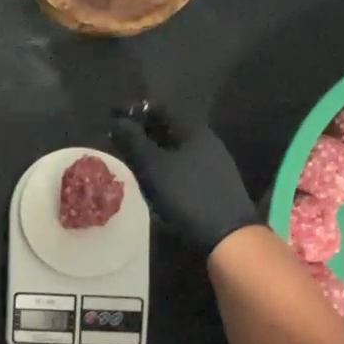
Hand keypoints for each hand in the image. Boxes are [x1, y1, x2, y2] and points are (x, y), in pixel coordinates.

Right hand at [110, 107, 259, 258]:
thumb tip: (116, 120)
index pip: (161, 109)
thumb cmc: (186, 196)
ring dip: (156, 150)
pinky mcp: (216, 182)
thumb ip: (133, 142)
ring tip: (135, 161)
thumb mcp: (153, 168)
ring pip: (179, 148)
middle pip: (171, 128)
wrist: (227, 234)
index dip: (137, 111)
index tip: (116, 119)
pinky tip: (159, 180)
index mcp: (193, 130)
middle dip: (146, 132)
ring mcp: (215, 162)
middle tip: (122, 142)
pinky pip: (186, 165)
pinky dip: (168, 166)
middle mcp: (207, 140)